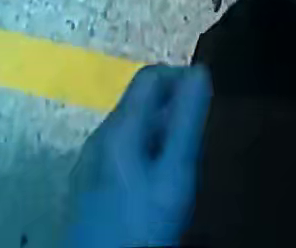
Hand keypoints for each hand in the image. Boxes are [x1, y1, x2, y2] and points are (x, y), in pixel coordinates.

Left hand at [64, 65, 212, 247]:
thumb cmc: (142, 221)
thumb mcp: (174, 173)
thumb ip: (187, 122)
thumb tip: (200, 73)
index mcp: (120, 123)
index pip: (149, 76)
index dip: (178, 76)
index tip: (206, 92)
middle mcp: (101, 131)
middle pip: (138, 101)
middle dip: (170, 103)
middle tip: (201, 122)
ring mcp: (91, 157)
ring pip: (129, 127)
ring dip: (158, 128)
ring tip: (185, 150)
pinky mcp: (89, 181)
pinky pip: (120, 150)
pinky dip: (144, 150)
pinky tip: (158, 178)